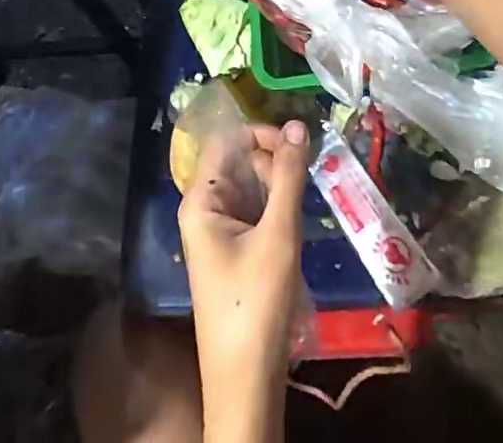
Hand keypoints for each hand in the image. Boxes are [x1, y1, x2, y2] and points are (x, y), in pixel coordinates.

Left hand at [178, 120, 310, 441]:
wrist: (246, 378)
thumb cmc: (257, 301)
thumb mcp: (279, 233)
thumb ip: (289, 176)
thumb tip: (299, 125)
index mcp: (201, 199)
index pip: (227, 141)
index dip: (261, 134)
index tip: (298, 145)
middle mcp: (205, 208)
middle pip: (240, 162)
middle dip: (274, 165)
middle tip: (300, 191)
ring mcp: (220, 230)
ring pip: (252, 187)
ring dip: (279, 189)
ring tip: (297, 214)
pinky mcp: (235, 249)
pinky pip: (256, 211)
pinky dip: (277, 210)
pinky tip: (293, 228)